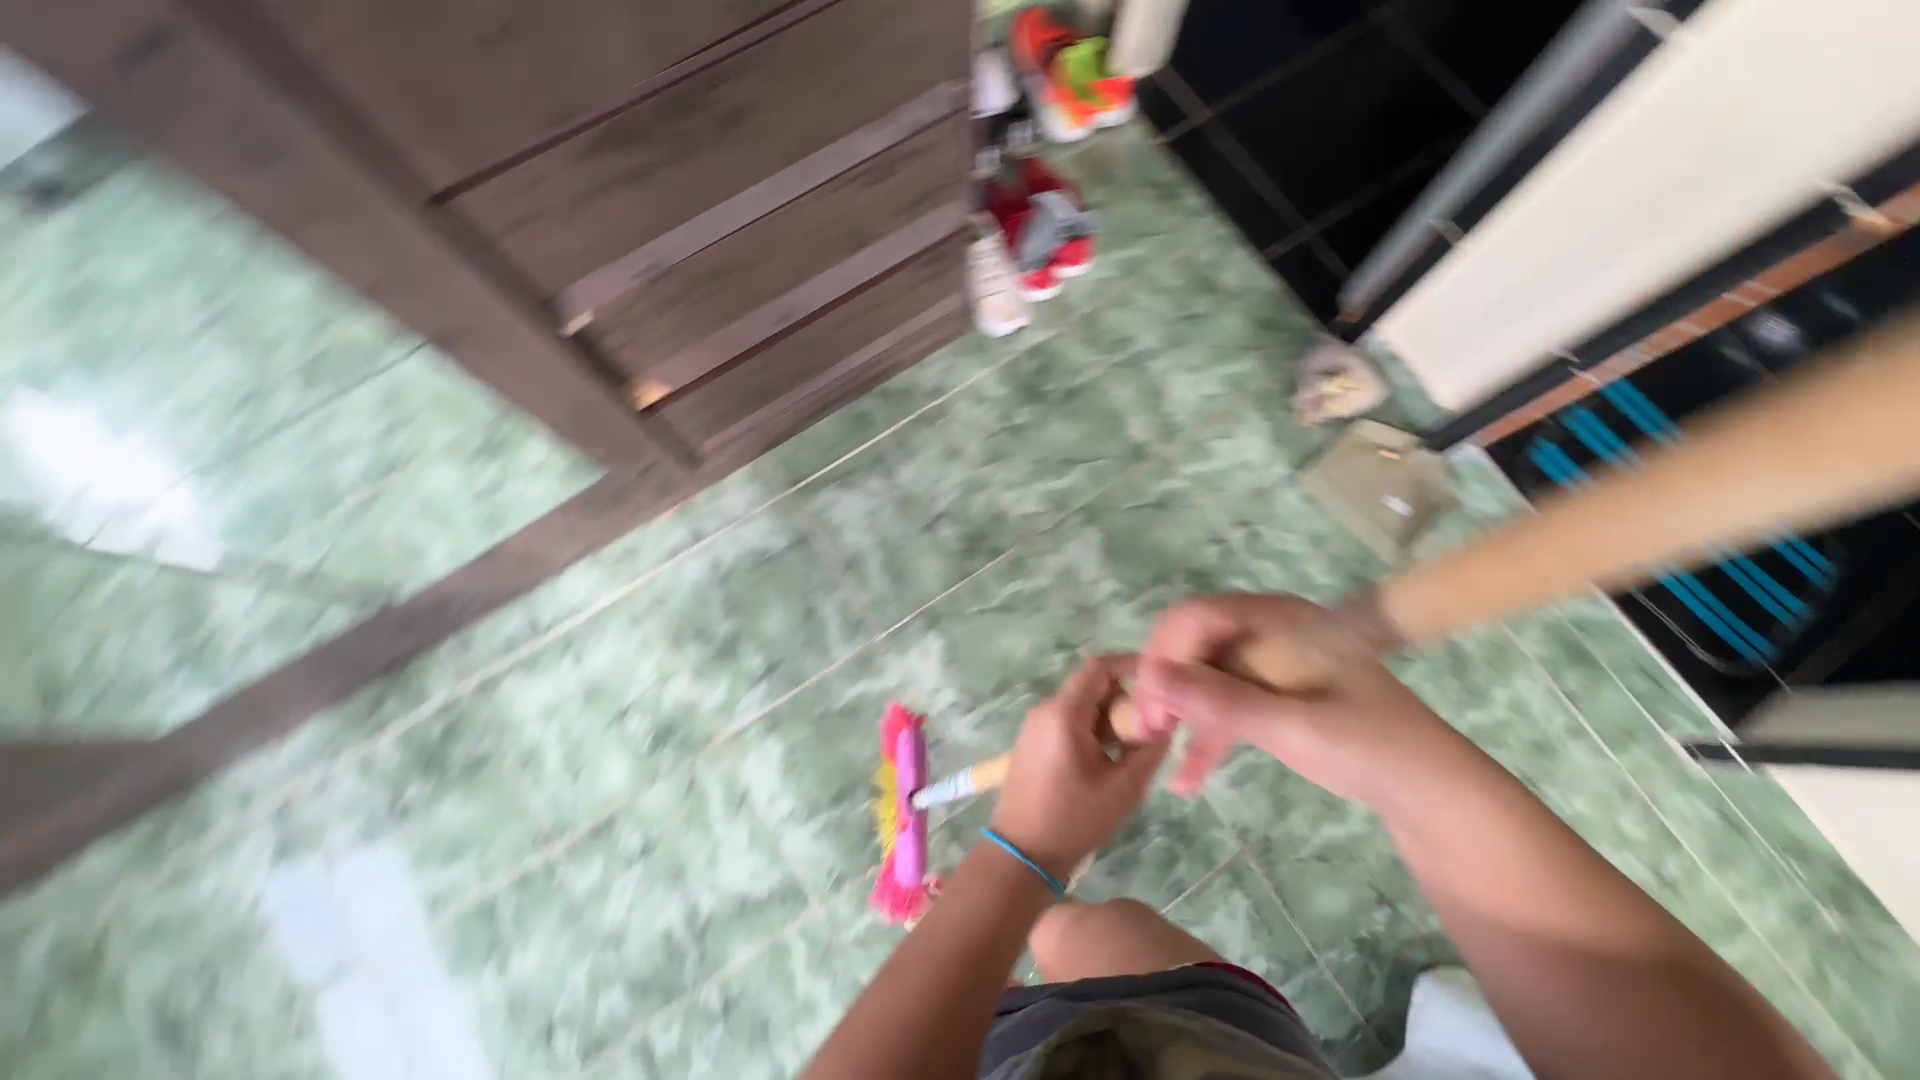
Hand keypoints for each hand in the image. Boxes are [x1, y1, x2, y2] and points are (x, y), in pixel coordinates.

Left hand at [988, 655, 1169, 878]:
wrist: (1022, 854)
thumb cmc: (1074, 820)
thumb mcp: (1124, 787)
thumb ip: (1150, 749)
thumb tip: (1166, 722)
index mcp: (1063, 713)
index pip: (1099, 667)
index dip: (1131, 665)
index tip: (1161, 678)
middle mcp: (1045, 710)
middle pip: (1091, 686)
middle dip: (1124, 699)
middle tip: (1152, 726)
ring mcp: (1035, 726)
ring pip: (1081, 706)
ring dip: (1109, 718)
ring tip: (1133, 749)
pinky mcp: (1032, 742)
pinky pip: (1068, 722)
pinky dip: (1092, 730)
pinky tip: (1108, 760)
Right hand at [1133, 593, 1465, 803]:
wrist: (1434, 792)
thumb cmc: (1370, 748)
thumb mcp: (1290, 727)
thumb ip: (1219, 701)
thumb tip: (1149, 678)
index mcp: (1279, 618)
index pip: (1197, 617)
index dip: (1164, 655)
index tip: (1149, 707)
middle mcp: (1271, 630)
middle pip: (1195, 643)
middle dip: (1165, 683)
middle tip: (1147, 731)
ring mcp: (1274, 663)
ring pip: (1205, 675)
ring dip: (1180, 709)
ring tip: (1156, 747)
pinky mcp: (1277, 695)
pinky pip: (1229, 704)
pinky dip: (1208, 735)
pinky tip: (1186, 778)